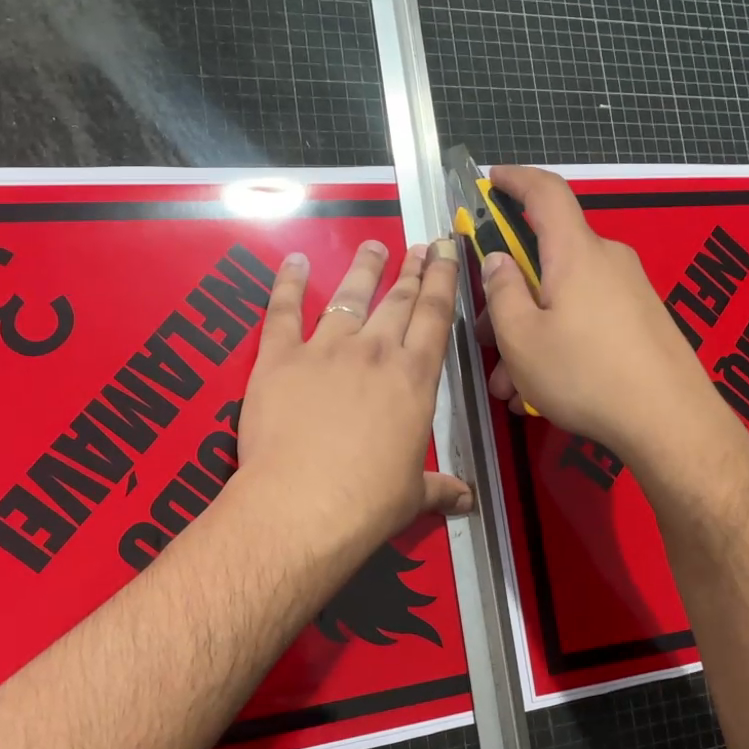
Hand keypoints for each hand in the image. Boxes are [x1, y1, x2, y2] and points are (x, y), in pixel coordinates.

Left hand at [233, 238, 472, 556]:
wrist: (303, 504)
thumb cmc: (368, 503)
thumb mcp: (412, 495)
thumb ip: (440, 488)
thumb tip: (467, 502)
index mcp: (414, 380)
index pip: (436, 317)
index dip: (444, 281)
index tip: (447, 253)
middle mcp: (375, 353)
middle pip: (398, 299)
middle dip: (412, 268)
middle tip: (420, 245)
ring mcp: (326, 350)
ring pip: (349, 297)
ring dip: (364, 269)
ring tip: (373, 246)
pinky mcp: (280, 358)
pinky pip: (283, 311)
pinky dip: (288, 283)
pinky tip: (294, 261)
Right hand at [479, 165, 734, 464]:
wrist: (670, 421)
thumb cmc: (585, 374)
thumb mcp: (522, 338)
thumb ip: (501, 293)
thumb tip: (499, 261)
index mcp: (575, 252)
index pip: (545, 192)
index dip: (514, 179)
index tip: (489, 181)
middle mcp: (607, 260)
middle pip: (547, 259)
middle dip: (508, 295)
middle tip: (484, 339)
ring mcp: (630, 291)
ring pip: (563, 299)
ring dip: (529, 333)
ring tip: (509, 385)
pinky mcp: (642, 321)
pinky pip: (587, 319)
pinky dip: (557, 343)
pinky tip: (542, 390)